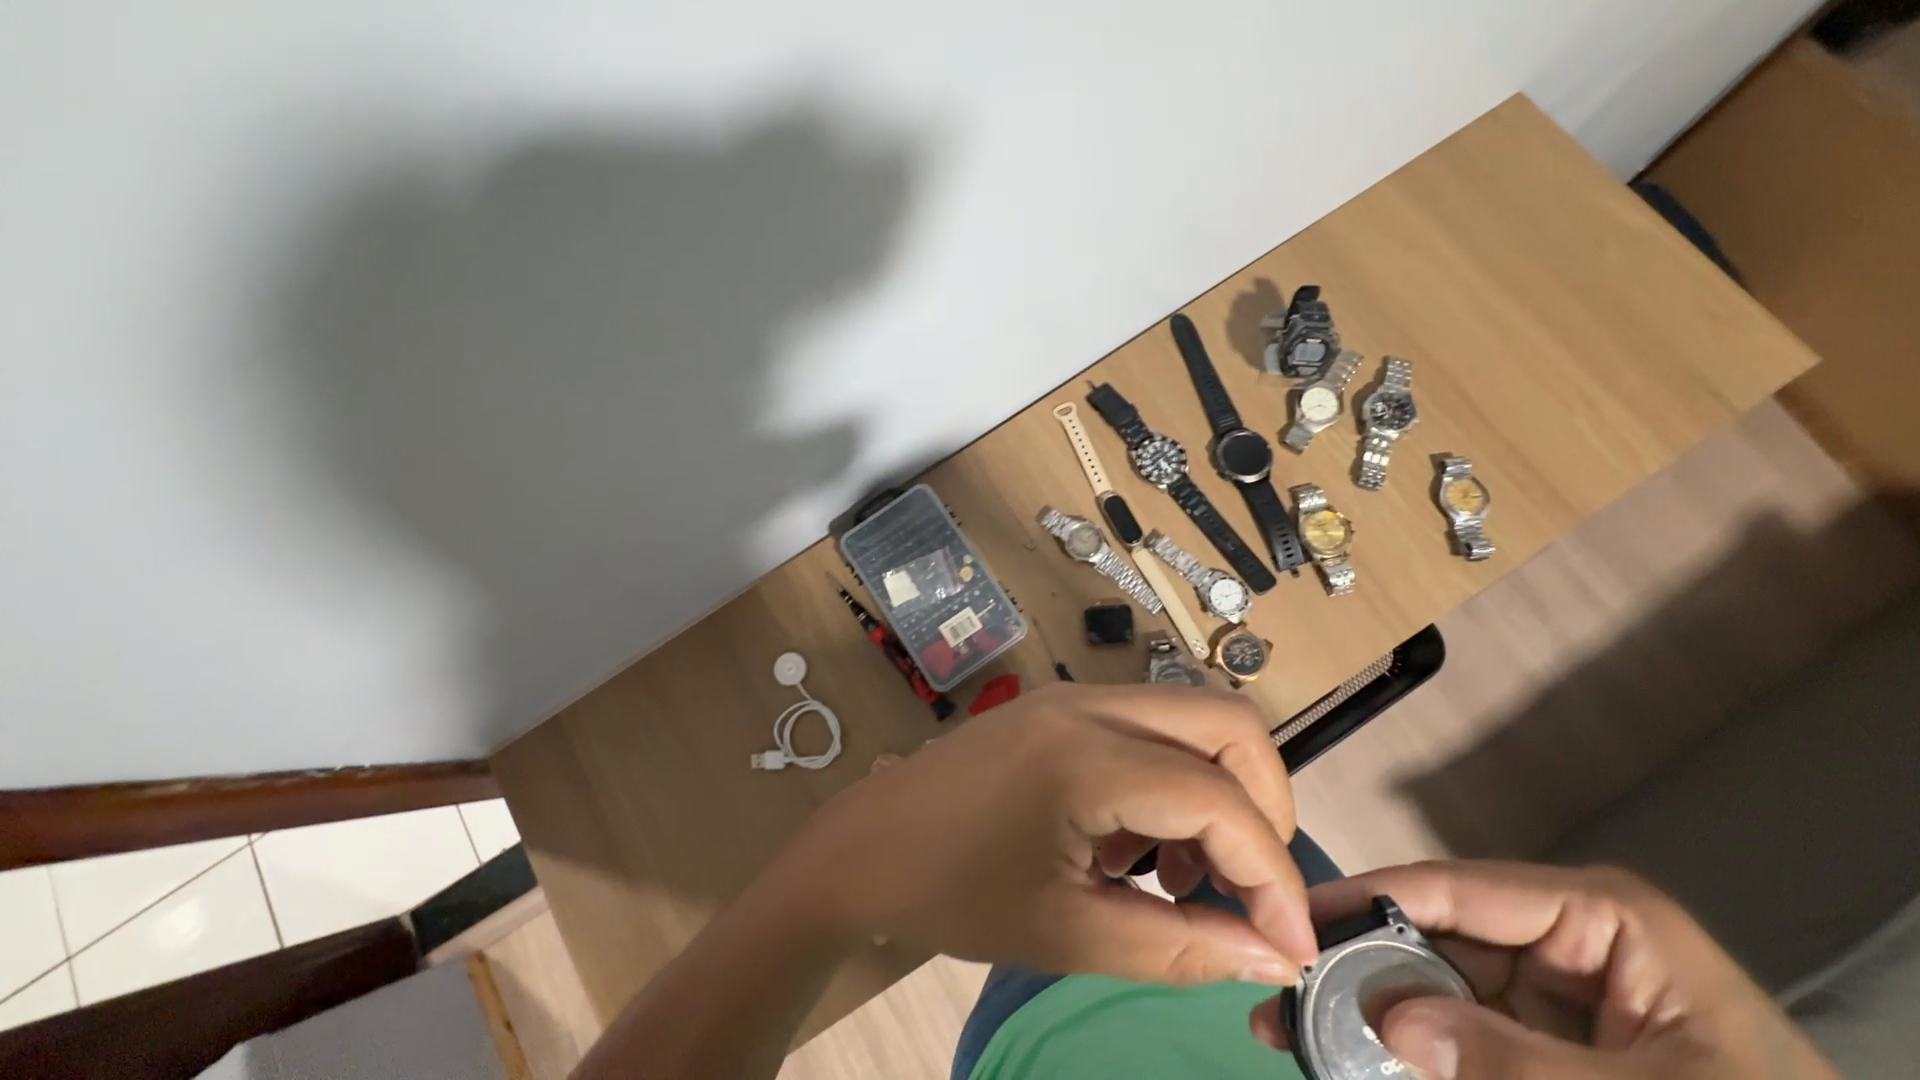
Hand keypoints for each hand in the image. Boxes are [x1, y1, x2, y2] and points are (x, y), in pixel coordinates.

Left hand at [770, 683, 1318, 984]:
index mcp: (1086, 758)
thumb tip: (1272, 955)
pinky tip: (1131, 844)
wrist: (861, 850)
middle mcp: (1089, 704)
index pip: (1221, 800)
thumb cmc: (952, 896)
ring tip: (1177, 874)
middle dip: (1262, 806)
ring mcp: (1071, 695)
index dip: (1273, 876)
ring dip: (1214, 791)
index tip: (1287, 946)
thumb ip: (1182, 947)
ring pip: (1191, 718)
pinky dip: (1170, 779)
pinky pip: (1148, 726)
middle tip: (1246, 886)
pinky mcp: (1058, 706)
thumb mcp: (1070, 934)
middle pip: (1228, 724)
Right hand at [1258, 861, 1838, 1078]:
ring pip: (1437, 985)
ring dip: (1372, 1008)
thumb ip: (1516, 1063)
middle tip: (1284, 987)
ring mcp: (1549, 990)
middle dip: (1359, 963)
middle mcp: (1561, 938)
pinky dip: (1412, 1045)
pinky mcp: (1541, 1038)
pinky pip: (1461, 1030)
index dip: (1371, 898)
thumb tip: (1389, 1018)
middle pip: (1435, 935)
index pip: (1459, 888)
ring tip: (1300, 1029)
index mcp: (1598, 918)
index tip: (1297, 915)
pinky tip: (1358, 1056)